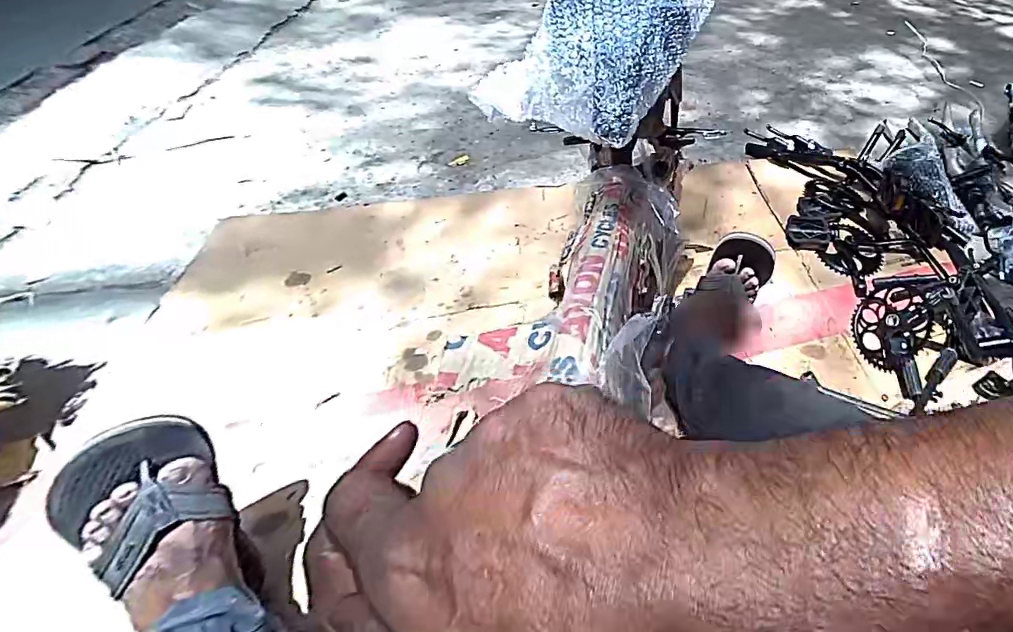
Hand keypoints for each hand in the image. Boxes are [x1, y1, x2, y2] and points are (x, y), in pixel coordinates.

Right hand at [311, 384, 687, 631]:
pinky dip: (557, 437)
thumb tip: (436, 577)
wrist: (667, 547)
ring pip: (489, 449)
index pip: (346, 518)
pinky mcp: (541, 402)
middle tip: (502, 502)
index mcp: (410, 572)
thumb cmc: (590, 616)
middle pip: (424, 484)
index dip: (361, 499)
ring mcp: (493, 440)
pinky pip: (537, 419)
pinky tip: (596, 468)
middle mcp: (440, 497)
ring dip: (516, 468)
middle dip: (454, 496)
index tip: (381, 475)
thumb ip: (433, 603)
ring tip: (573, 500)